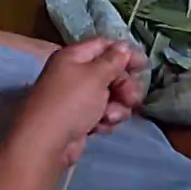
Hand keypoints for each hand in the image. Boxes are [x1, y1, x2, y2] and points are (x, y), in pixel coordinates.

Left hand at [6, 39, 147, 172]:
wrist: (46, 144)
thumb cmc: (71, 103)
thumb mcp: (95, 76)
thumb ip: (114, 60)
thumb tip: (123, 46)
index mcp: (73, 57)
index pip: (104, 45)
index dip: (125, 53)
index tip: (144, 64)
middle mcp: (74, 74)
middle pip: (110, 72)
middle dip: (124, 85)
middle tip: (132, 98)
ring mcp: (77, 98)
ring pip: (110, 95)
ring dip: (117, 106)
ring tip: (110, 117)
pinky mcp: (80, 119)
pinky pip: (102, 113)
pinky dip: (105, 119)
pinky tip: (101, 126)